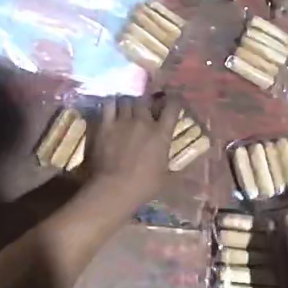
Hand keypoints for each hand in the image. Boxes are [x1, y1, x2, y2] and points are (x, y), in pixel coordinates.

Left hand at [81, 93, 183, 213]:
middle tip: (143, 108)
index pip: (172, 107)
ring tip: (125, 108)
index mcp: (161, 133)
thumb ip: (170, 164)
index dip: (174, 100)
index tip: (173, 100)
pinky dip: (111, 105)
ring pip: (126, 100)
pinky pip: (108, 105)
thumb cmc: (143, 186)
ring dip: (128, 103)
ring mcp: (123, 121)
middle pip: (145, 100)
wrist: (114, 188)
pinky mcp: (105, 125)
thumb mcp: (165, 177)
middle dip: (145, 102)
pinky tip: (111, 109)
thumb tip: (181, 168)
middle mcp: (143, 122)